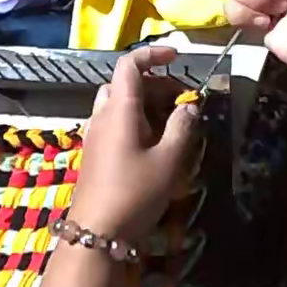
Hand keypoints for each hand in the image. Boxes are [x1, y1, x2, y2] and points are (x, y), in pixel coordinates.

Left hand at [74, 45, 201, 239]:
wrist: (96, 233)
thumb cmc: (134, 192)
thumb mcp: (168, 161)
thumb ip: (182, 128)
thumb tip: (190, 106)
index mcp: (119, 108)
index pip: (129, 64)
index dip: (152, 53)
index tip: (178, 57)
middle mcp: (103, 114)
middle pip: (127, 83)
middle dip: (157, 84)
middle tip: (185, 103)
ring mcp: (96, 132)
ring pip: (121, 102)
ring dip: (147, 103)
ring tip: (173, 123)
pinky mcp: (96, 150)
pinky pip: (116, 121)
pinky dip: (137, 119)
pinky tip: (155, 143)